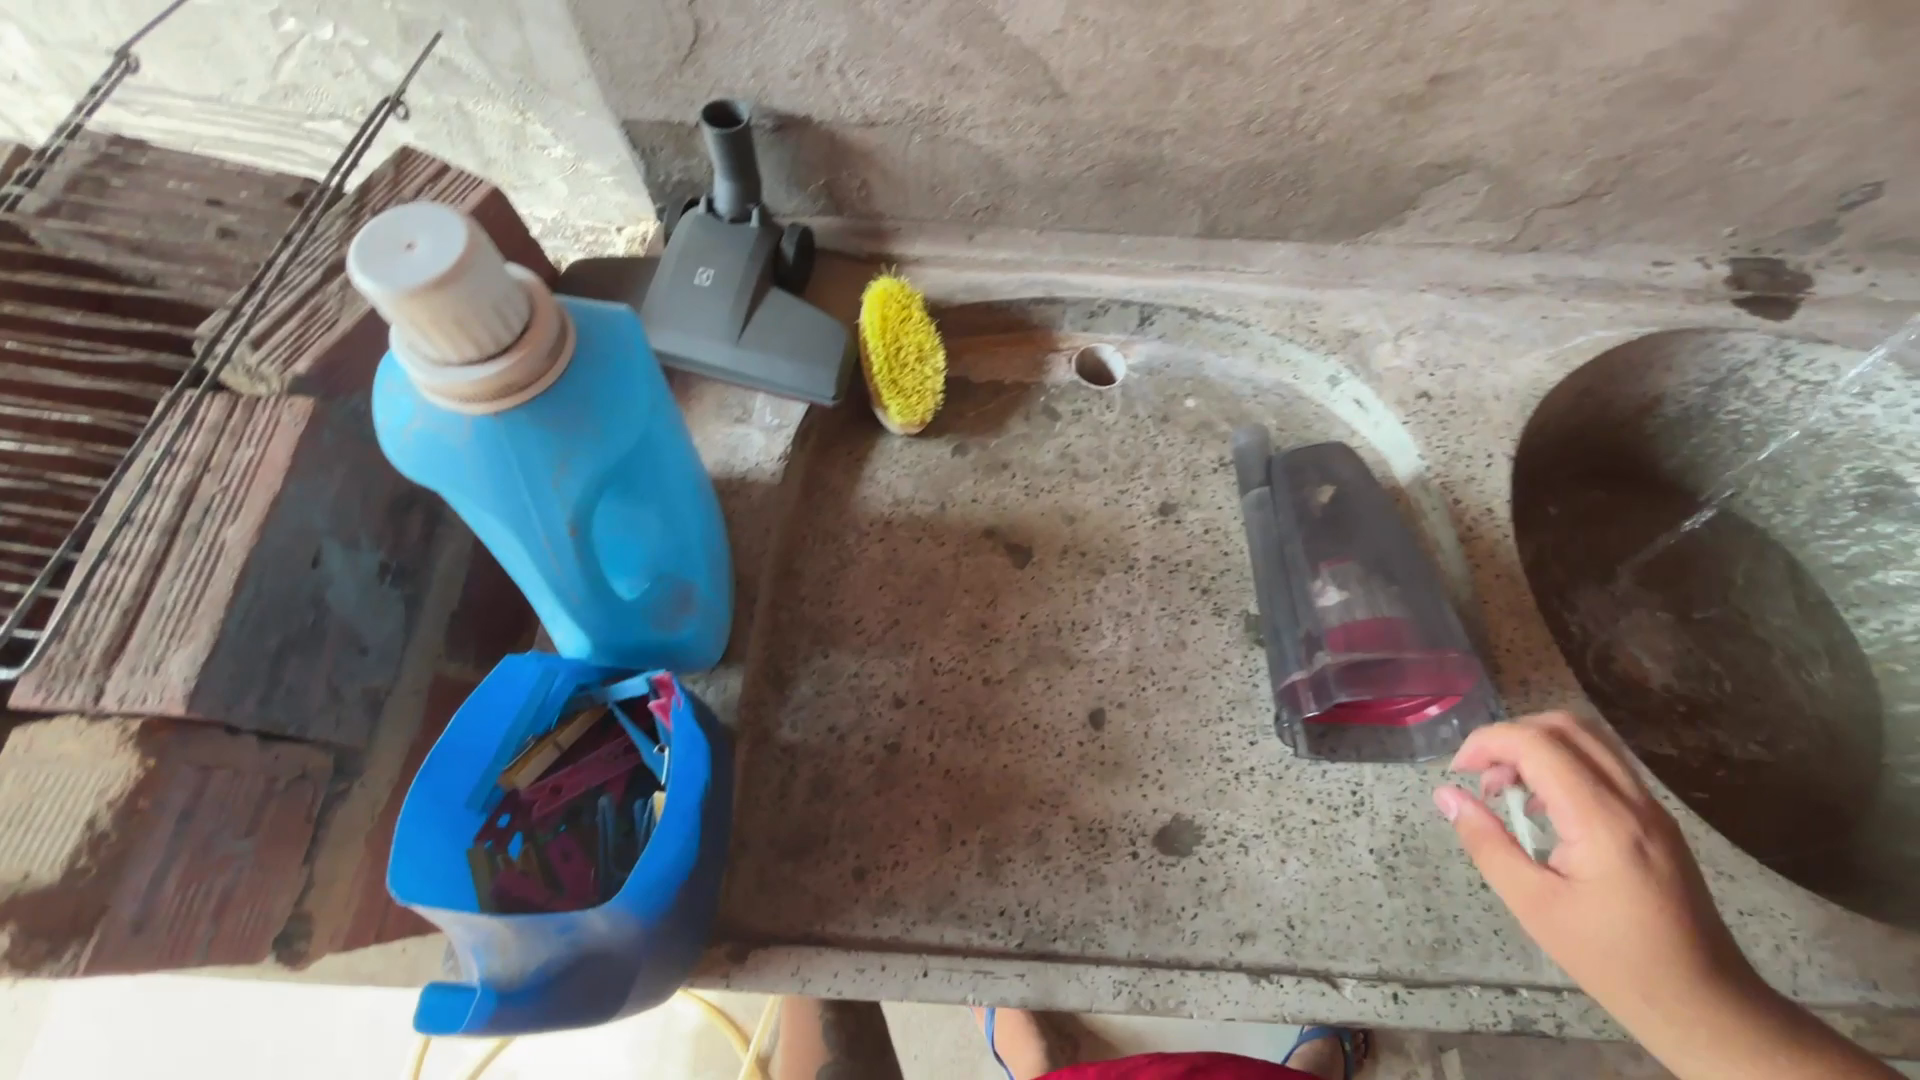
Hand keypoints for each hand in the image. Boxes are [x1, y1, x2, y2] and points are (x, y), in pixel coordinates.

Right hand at [1434, 712, 1897, 1079]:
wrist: (1705, 1003)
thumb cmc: (1612, 959)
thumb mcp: (1533, 904)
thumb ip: (1486, 842)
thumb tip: (1446, 795)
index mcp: (1603, 820)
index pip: (1537, 743)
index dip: (1487, 742)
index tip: (1458, 772)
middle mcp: (1633, 801)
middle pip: (1565, 726)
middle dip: (1510, 737)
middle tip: (1481, 775)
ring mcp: (1651, 808)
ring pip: (1588, 740)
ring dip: (1536, 747)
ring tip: (1507, 790)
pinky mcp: (1656, 821)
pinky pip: (1603, 766)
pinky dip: (1560, 765)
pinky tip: (1542, 809)